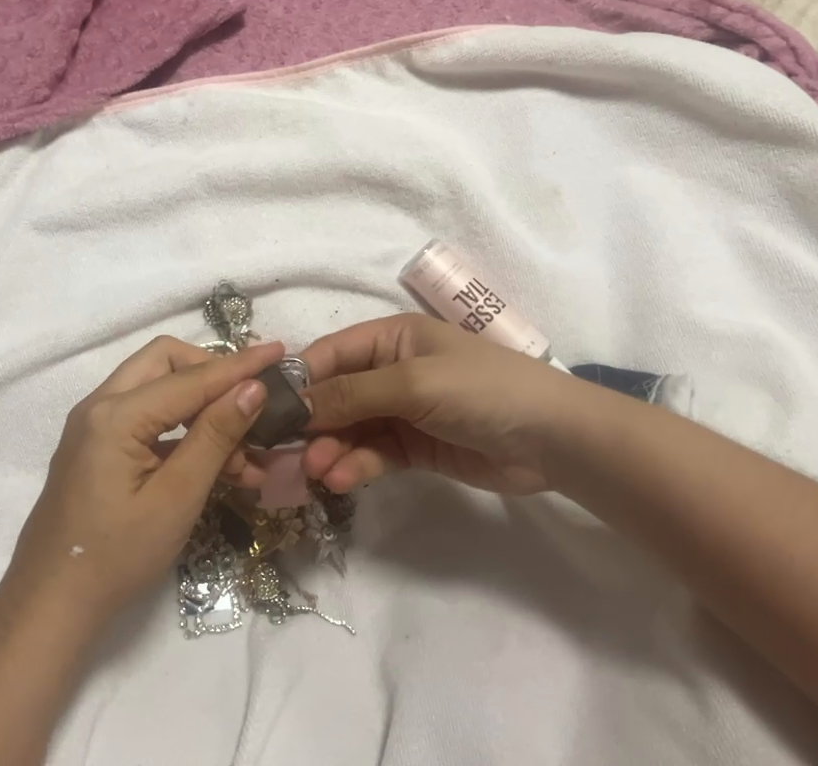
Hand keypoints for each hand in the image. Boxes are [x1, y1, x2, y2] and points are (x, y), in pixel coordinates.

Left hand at [0, 337, 285, 614]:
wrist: (52, 603)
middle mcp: (100, 405)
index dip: (239, 366)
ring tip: (247, 455)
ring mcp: (95, 424)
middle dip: (213, 374)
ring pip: (157, 389)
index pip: (190, 377)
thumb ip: (215, 437)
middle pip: (166, 362)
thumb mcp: (176, 498)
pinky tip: (218, 466)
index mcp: (115, 414)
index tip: (280, 352)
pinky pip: (146, 418)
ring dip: (202, 408)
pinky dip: (182, 430)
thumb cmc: (116, 556)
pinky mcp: (97, 446)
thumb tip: (253, 387)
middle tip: (254, 401)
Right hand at [299, 313, 588, 494]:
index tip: (265, 411)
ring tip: (317, 473)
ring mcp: (403, 411)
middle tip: (286, 455)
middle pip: (335, 395)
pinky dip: (355, 466)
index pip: (330, 354)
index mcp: (391, 337)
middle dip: (312, 423)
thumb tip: (295, 405)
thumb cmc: (481, 389)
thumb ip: (352, 394)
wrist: (552, 438)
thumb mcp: (413, 383)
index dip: (298, 380)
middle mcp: (391, 370)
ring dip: (331, 449)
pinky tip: (342, 480)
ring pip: (350, 429)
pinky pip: (372, 454)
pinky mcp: (415, 448)